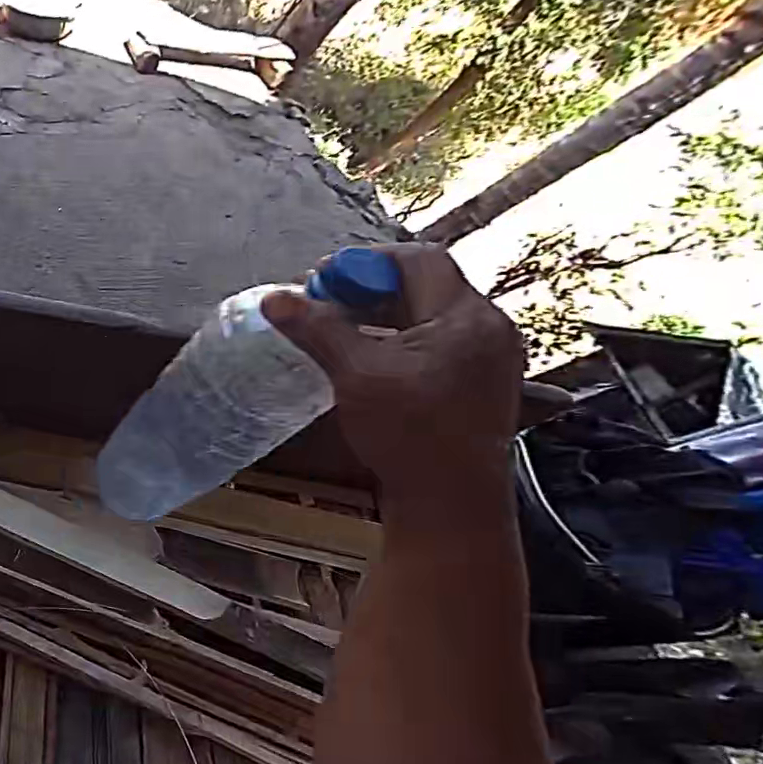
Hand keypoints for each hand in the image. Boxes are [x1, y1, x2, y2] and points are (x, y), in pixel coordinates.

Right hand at [263, 244, 523, 492]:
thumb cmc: (408, 434)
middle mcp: (488, 328)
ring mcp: (488, 356)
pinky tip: (367, 357)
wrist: (450, 503)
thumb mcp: (356, 375)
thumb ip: (318, 330)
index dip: (366, 262)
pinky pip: (435, 341)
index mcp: (466, 317)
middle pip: (424, 285)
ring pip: (428, 315)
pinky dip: (397, 338)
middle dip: (369, 288)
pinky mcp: (478, 381)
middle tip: (323, 304)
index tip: (322, 280)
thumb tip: (274, 298)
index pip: (419, 260)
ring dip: (380, 314)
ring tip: (337, 330)